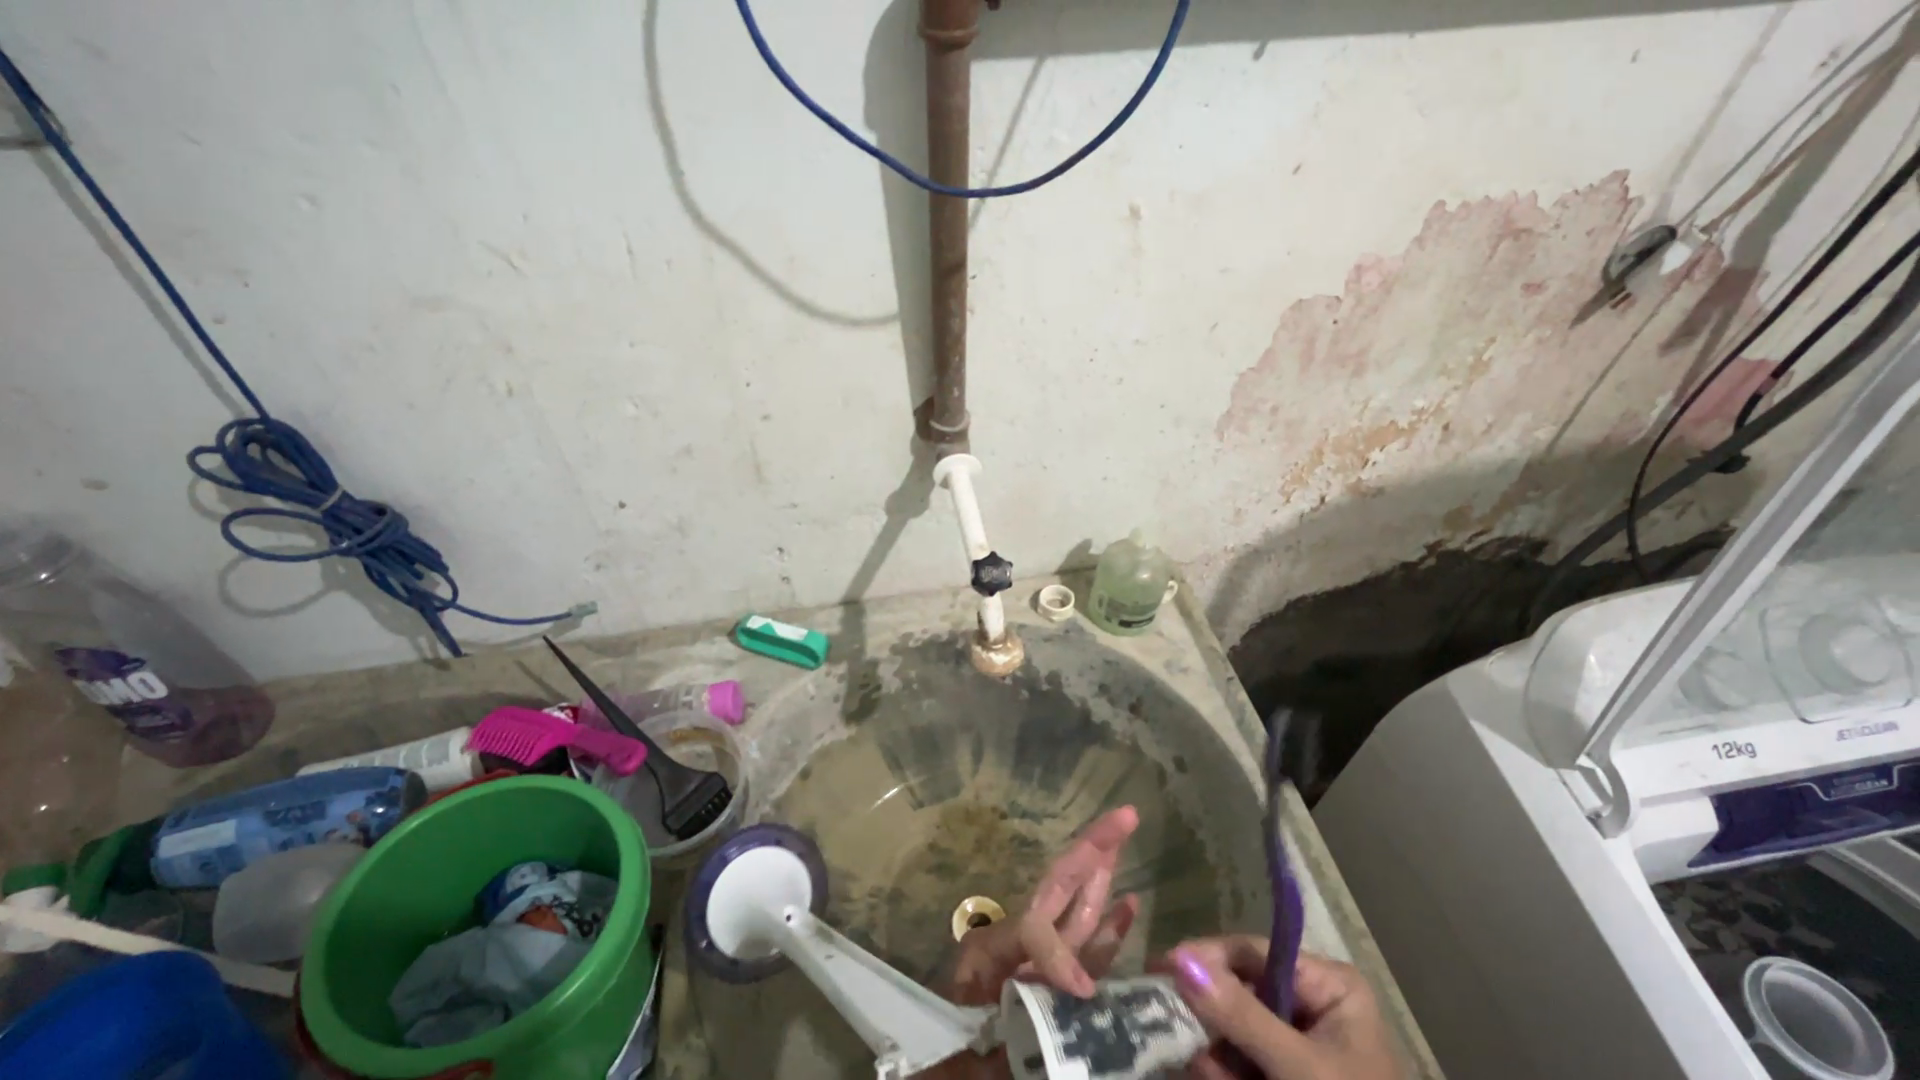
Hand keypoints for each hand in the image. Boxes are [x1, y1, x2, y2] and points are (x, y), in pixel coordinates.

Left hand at [926, 805, 1141, 1078]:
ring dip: (1102, 875)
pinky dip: (1110, 930)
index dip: (1060, 952)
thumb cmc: (955, 1038)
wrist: (952, 1060)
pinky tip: (1129, 903)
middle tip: (1124, 815)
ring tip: (1122, 837)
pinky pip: (1087, 953)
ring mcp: (1040, 964)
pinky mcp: (1054, 987)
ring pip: (1078, 912)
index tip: (1082, 992)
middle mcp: (1021, 947)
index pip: (1035, 929)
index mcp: (994, 950)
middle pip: (1060, 889)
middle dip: (1091, 851)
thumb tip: (1082, 990)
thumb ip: (1020, 1007)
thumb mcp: (976, 1022)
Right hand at [1162, 936, 1399, 1079]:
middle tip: (1182, 1047)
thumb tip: (1179, 958)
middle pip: (1237, 991)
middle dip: (1211, 1024)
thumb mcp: (1299, 1069)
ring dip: (1214, 1059)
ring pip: (1232, 1032)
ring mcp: (1295, 1044)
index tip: (1158, 972)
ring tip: (1209, 1078)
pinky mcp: (1281, 1076)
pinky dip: (1223, 1074)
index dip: (1204, 959)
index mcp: (1329, 986)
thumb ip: (1241, 1016)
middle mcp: (1311, 1004)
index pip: (1252, 952)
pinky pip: (1238, 1062)